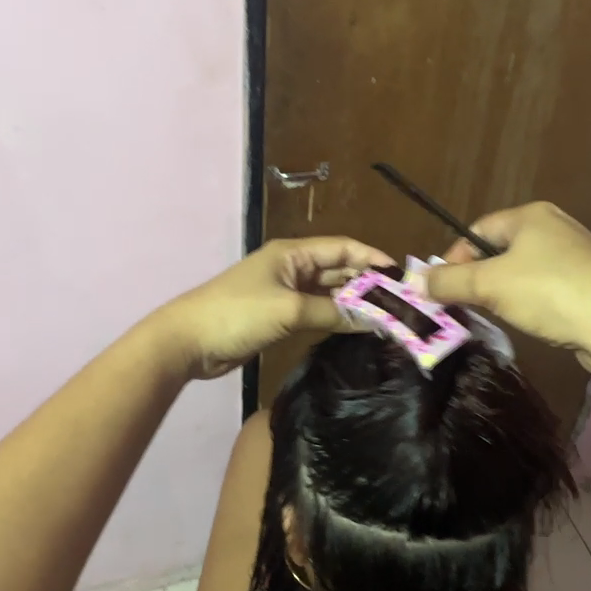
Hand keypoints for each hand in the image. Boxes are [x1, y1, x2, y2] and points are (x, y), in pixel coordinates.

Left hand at [148, 237, 394, 378]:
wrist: (189, 342)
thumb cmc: (238, 314)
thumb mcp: (289, 311)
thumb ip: (332, 314)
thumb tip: (373, 320)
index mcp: (293, 253)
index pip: (342, 248)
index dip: (372, 258)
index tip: (401, 276)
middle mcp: (292, 267)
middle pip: (338, 270)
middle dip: (367, 283)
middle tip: (400, 303)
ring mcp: (284, 292)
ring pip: (328, 293)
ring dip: (353, 303)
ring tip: (386, 317)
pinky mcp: (279, 316)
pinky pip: (316, 312)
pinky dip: (335, 318)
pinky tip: (356, 329)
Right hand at [416, 202, 590, 369]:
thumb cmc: (550, 292)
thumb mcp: (490, 285)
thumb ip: (449, 282)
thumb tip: (413, 280)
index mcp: (530, 215)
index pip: (477, 230)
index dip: (455, 258)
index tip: (443, 289)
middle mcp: (555, 226)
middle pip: (501, 250)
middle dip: (479, 278)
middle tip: (466, 305)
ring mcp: (578, 254)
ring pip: (524, 271)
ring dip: (505, 293)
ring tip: (499, 316)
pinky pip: (549, 288)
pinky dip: (534, 303)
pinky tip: (535, 322)